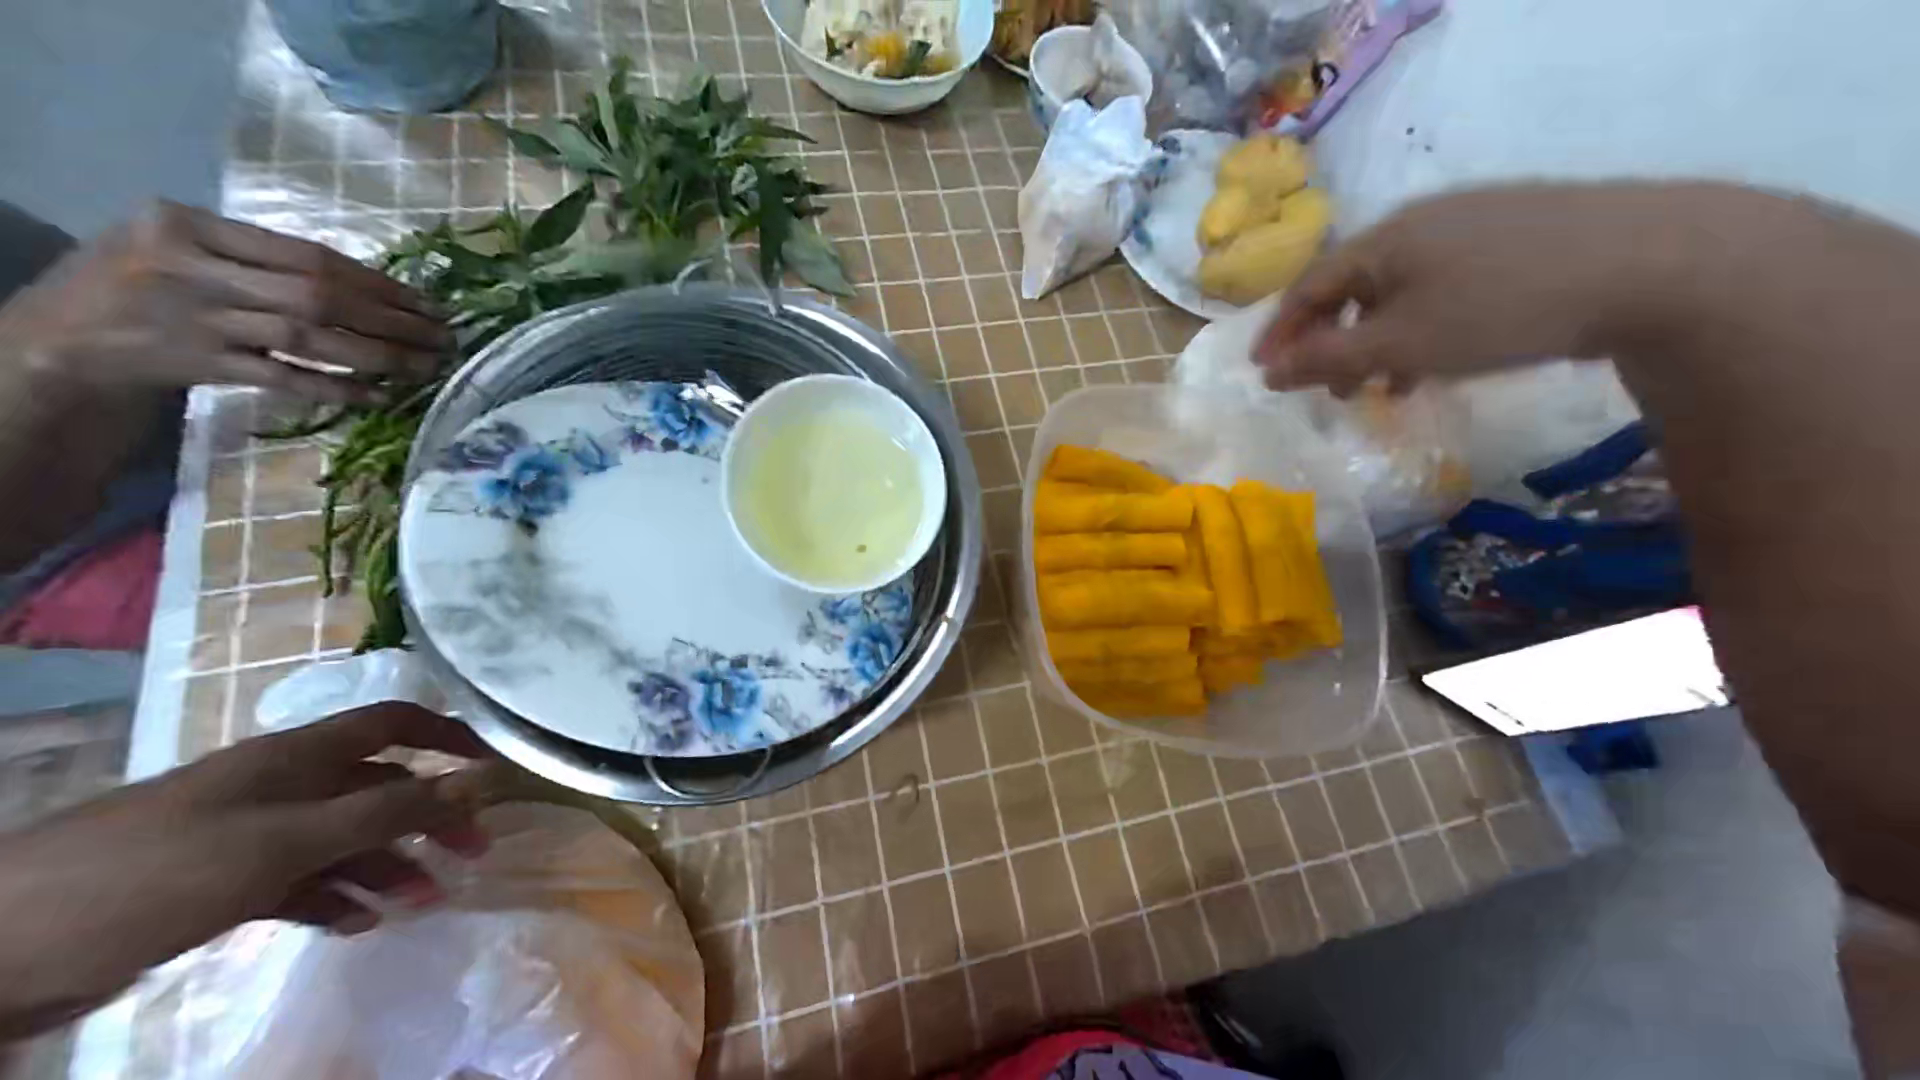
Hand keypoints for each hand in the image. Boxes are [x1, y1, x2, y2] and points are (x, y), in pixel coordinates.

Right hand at [0, 200, 450, 402]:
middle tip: (446, 336)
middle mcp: (193, 269)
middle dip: (395, 319)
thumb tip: (371, 285)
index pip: (310, 255)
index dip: (380, 282)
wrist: (57, 337)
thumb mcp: (183, 248)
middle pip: (321, 295)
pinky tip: (383, 395)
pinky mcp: (202, 366)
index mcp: (188, 227)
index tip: (429, 302)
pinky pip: (288, 378)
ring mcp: (197, 320)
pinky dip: (339, 387)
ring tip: (432, 365)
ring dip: (382, 355)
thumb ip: (261, 256)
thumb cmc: (138, 285)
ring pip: (313, 338)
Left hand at [0, 703, 507, 1038]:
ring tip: (421, 901)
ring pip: (346, 839)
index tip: (494, 766)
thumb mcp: (290, 839)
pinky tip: (357, 923)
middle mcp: (283, 786)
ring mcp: (251, 834)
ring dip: (391, 865)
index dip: (450, 735)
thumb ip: (392, 808)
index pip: (395, 722)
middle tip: (473, 851)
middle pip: (381, 787)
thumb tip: (485, 779)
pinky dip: (338, 897)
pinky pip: (303, 881)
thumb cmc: (162, 870)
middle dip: (432, 816)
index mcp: (298, 757)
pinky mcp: (222, 882)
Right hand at [1253, 182, 1786, 392]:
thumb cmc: (1500, 308)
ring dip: (1375, 342)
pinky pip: (1441, 287)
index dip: (1279, 333)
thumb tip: (1268, 373)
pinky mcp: (1517, 238)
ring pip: (1398, 291)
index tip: (1261, 373)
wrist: (1659, 264)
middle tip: (1323, 389)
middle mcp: (1421, 222)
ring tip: (1379, 389)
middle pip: (1351, 288)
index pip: (1308, 288)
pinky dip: (1420, 328)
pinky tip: (1433, 362)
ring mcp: (1473, 225)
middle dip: (1329, 342)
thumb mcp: (1399, 345)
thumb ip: (1326, 360)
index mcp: (1383, 240)